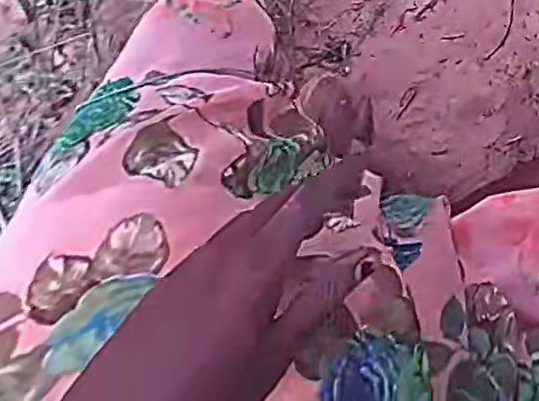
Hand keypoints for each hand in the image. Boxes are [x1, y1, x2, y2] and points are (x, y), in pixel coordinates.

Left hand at [65, 155, 374, 400]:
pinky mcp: (176, 275)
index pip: (306, 203)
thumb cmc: (206, 395)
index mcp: (255, 265)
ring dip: (285, 216)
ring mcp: (196, 259)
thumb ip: (316, 303)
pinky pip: (226, 240)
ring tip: (313, 233)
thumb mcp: (270, 358)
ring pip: (252, 220)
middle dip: (315, 195)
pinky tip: (261, 267)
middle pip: (279, 204)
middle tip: (348, 200)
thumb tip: (361, 260)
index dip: (337, 179)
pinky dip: (256, 238)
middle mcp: (226, 248)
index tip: (363, 162)